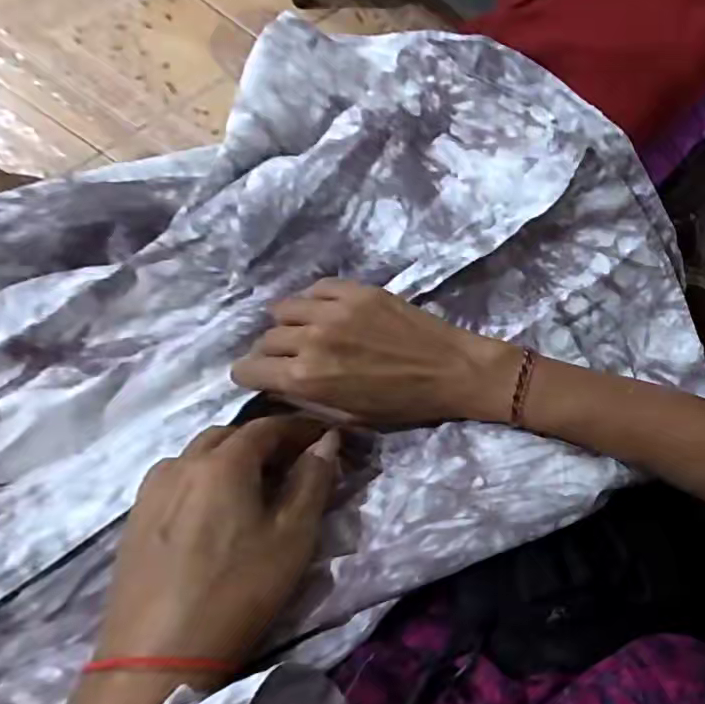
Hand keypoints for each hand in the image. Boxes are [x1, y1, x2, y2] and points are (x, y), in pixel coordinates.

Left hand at [96, 416, 338, 675]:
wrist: (161, 653)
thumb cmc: (242, 585)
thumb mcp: (295, 531)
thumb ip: (313, 479)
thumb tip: (326, 442)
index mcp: (221, 466)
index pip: (266, 427)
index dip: (302, 427)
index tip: (330, 438)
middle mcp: (179, 469)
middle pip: (226, 436)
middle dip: (266, 440)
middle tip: (301, 460)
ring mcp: (149, 496)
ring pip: (196, 457)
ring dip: (232, 458)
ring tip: (262, 482)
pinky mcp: (135, 523)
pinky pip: (176, 481)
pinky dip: (207, 478)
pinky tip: (224, 506)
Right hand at [231, 278, 517, 425]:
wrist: (458, 371)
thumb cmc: (411, 402)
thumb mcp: (352, 416)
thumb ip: (307, 400)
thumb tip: (277, 386)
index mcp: (306, 378)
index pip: (245, 369)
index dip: (257, 375)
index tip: (272, 375)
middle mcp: (312, 340)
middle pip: (266, 339)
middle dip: (277, 351)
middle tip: (302, 355)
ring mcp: (336, 311)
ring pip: (284, 309)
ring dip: (294, 322)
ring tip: (318, 331)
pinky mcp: (361, 292)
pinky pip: (318, 287)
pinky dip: (318, 299)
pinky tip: (334, 311)